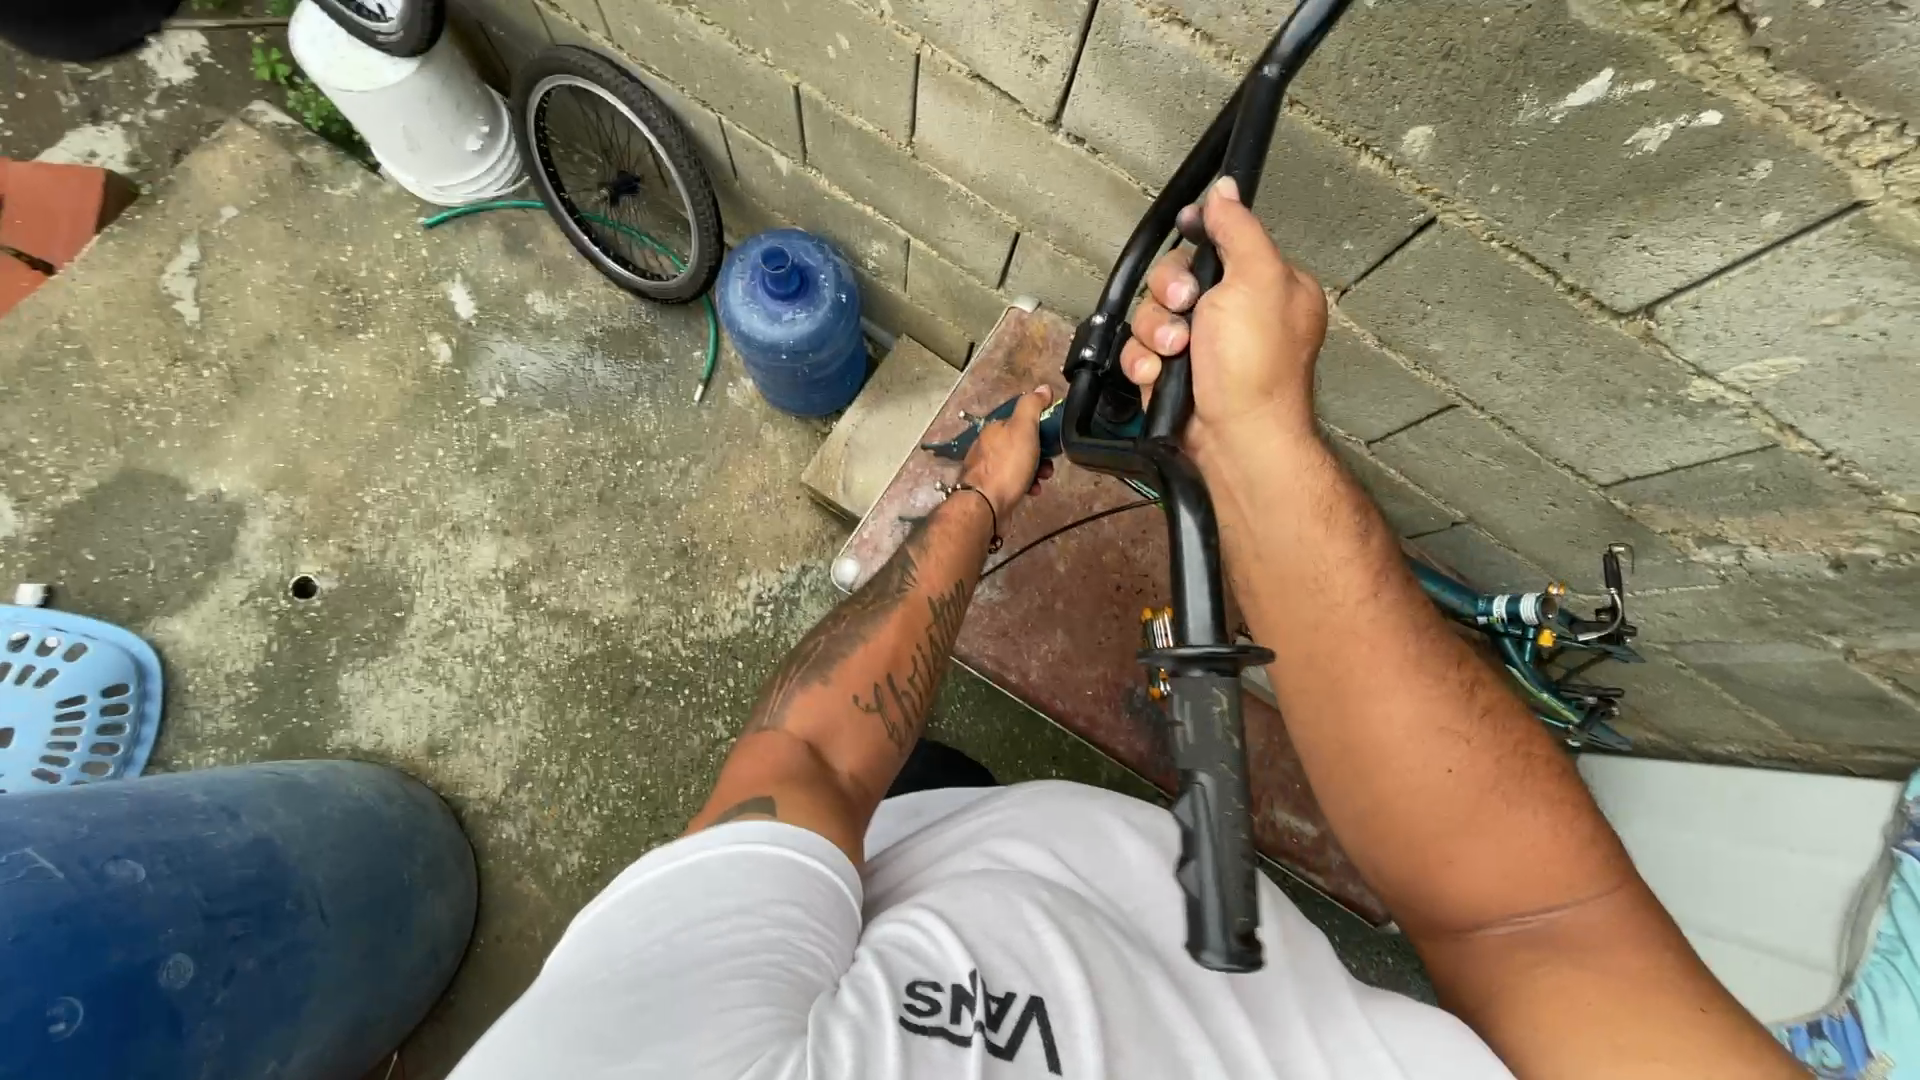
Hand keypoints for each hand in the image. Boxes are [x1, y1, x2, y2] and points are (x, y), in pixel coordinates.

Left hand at [958, 384, 1054, 520]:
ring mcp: (987, 470)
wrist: (986, 506)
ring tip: (1042, 479)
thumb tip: (1043, 388)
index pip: (1020, 421)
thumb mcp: (1023, 428)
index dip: (1040, 428)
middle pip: (1021, 445)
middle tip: (1049, 463)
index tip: (1052, 438)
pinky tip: (1031, 491)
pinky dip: (1025, 485)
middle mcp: (987, 447)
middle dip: (1040, 453)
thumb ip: (1032, 406)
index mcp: (994, 429)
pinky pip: (1013, 483)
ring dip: (1035, 471)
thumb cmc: (1006, 466)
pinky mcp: (989, 490)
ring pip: (1018, 465)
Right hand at [1119, 177, 1328, 466]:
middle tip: (1186, 311)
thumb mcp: (1257, 279)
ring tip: (1174, 354)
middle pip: (1172, 278)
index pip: (1218, 242)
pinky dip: (1143, 362)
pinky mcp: (1168, 374)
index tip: (1186, 233)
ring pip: (1150, 315)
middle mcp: (1228, 313)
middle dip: (1169, 294)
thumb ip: (1238, 229)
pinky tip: (1157, 375)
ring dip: (1155, 333)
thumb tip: (1225, 189)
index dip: (1196, 237)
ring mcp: (1196, 346)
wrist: (1232, 437)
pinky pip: (1139, 351)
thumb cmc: (1255, 363)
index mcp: (1261, 285)